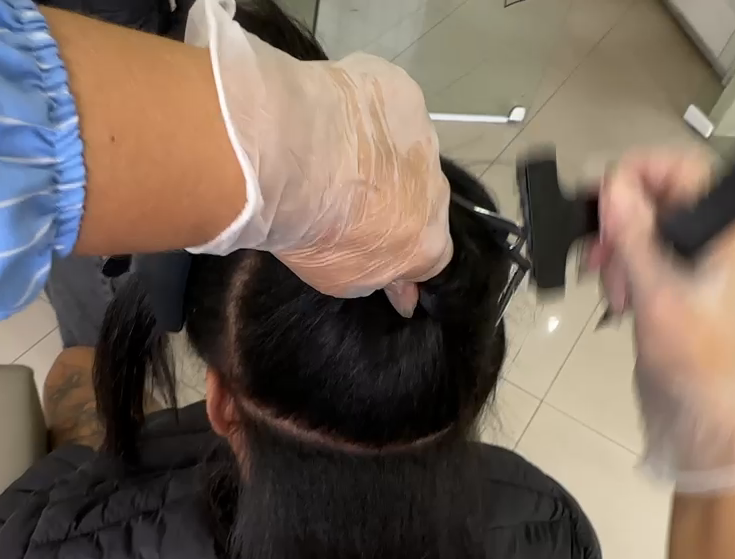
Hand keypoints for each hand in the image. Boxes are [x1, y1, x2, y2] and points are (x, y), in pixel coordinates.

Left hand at [185, 0, 450, 313]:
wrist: (297, 158)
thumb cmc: (320, 235)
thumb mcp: (345, 280)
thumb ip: (380, 280)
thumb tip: (405, 295)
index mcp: (429, 241)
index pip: (435, 257)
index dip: (409, 257)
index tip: (381, 255)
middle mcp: (438, 188)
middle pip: (425, 199)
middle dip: (398, 203)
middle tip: (353, 204)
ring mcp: (422, 134)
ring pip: (408, 149)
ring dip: (384, 156)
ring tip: (338, 156)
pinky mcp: (398, 87)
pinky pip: (387, 104)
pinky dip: (366, 112)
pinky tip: (335, 115)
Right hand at [590, 147, 734, 491]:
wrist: (700, 414)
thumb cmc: (694, 358)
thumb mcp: (659, 294)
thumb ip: (635, 238)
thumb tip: (613, 187)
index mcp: (724, 230)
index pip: (684, 169)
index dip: (642, 174)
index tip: (606, 201)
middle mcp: (710, 239)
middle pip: (657, 200)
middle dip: (621, 224)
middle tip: (603, 259)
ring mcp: (689, 265)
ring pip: (641, 232)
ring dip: (616, 254)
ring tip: (614, 292)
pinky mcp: (670, 289)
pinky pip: (638, 262)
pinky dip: (619, 273)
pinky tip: (616, 299)